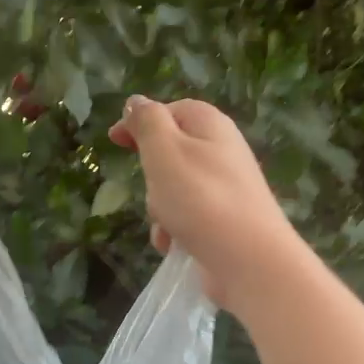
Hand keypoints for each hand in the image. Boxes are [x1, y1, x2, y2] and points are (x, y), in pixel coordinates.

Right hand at [108, 95, 309, 312]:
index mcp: (211, 126)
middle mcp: (222, 152)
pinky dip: (174, 230)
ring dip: (160, 207)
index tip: (114, 140)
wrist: (249, 261)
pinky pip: (187, 218)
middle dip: (152, 173)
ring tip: (167, 222)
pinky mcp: (224, 222)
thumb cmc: (201, 198)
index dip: (141, 121)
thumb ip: (147, 121)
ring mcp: (225, 189)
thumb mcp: (164, 150)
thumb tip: (136, 102)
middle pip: (171, 153)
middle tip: (152, 186)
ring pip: (174, 189)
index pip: (171, 110)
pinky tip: (174, 244)